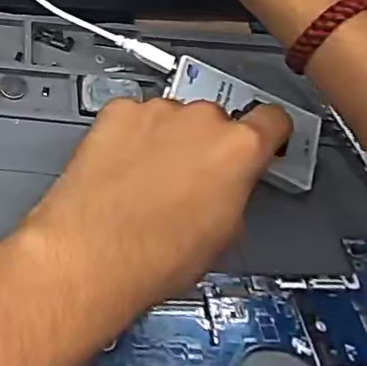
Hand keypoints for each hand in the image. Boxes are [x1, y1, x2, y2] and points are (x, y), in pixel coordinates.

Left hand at [15, 97, 290, 319]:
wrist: (95, 248)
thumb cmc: (156, 254)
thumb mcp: (225, 233)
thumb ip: (236, 192)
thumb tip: (229, 186)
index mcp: (238, 149)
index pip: (271, 119)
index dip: (270, 131)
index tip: (265, 134)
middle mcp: (200, 120)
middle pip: (214, 119)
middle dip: (206, 144)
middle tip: (189, 177)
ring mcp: (156, 111)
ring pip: (172, 116)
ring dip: (166, 138)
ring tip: (147, 178)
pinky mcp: (118, 111)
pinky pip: (133, 115)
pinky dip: (130, 134)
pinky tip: (122, 166)